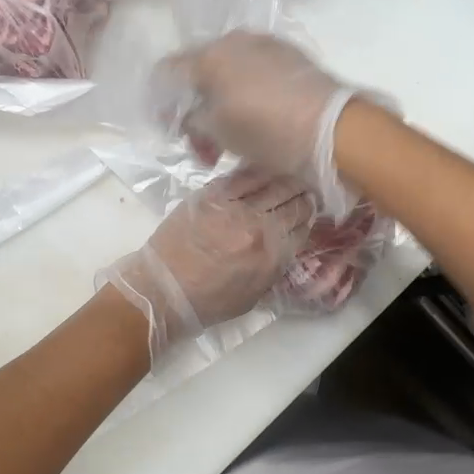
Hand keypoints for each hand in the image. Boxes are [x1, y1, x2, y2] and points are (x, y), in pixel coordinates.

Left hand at [98, 169, 315, 366]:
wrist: (162, 291)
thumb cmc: (208, 302)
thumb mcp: (255, 294)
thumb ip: (276, 264)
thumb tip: (288, 239)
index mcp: (270, 256)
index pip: (302, 227)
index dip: (310, 217)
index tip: (312, 211)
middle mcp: (257, 227)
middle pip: (292, 202)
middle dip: (303, 196)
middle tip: (306, 191)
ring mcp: (233, 206)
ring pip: (271, 183)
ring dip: (286, 180)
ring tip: (290, 177)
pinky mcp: (210, 194)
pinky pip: (242, 176)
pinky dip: (258, 172)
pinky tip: (264, 171)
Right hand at [152, 31, 366, 209]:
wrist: (333, 127)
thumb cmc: (266, 129)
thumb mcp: (217, 131)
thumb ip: (191, 120)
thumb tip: (189, 116)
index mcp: (210, 54)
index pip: (167, 71)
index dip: (161, 104)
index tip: (172, 133)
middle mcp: (236, 41)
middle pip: (200, 73)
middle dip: (196, 111)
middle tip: (206, 148)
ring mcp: (268, 45)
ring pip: (230, 74)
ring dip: (223, 107)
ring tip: (233, 143)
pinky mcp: (293, 57)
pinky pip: (257, 74)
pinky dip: (249, 97)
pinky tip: (259, 123)